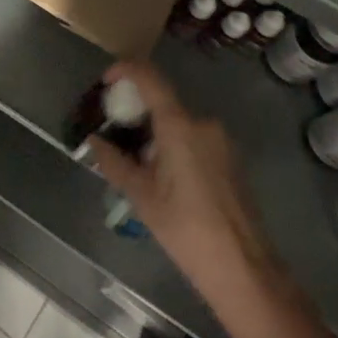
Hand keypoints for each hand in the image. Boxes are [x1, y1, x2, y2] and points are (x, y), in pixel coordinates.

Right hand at [88, 63, 337, 337]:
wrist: (242, 267)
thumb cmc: (185, 228)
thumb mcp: (141, 195)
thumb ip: (114, 162)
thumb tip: (95, 141)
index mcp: (179, 125)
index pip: (149, 77)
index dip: (125, 70)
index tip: (106, 81)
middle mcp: (203, 123)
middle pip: (163, 102)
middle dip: (136, 113)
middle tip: (114, 135)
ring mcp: (221, 141)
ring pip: (178, 122)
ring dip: (154, 133)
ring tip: (135, 163)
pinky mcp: (230, 159)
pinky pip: (194, 138)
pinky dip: (173, 145)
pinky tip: (162, 177)